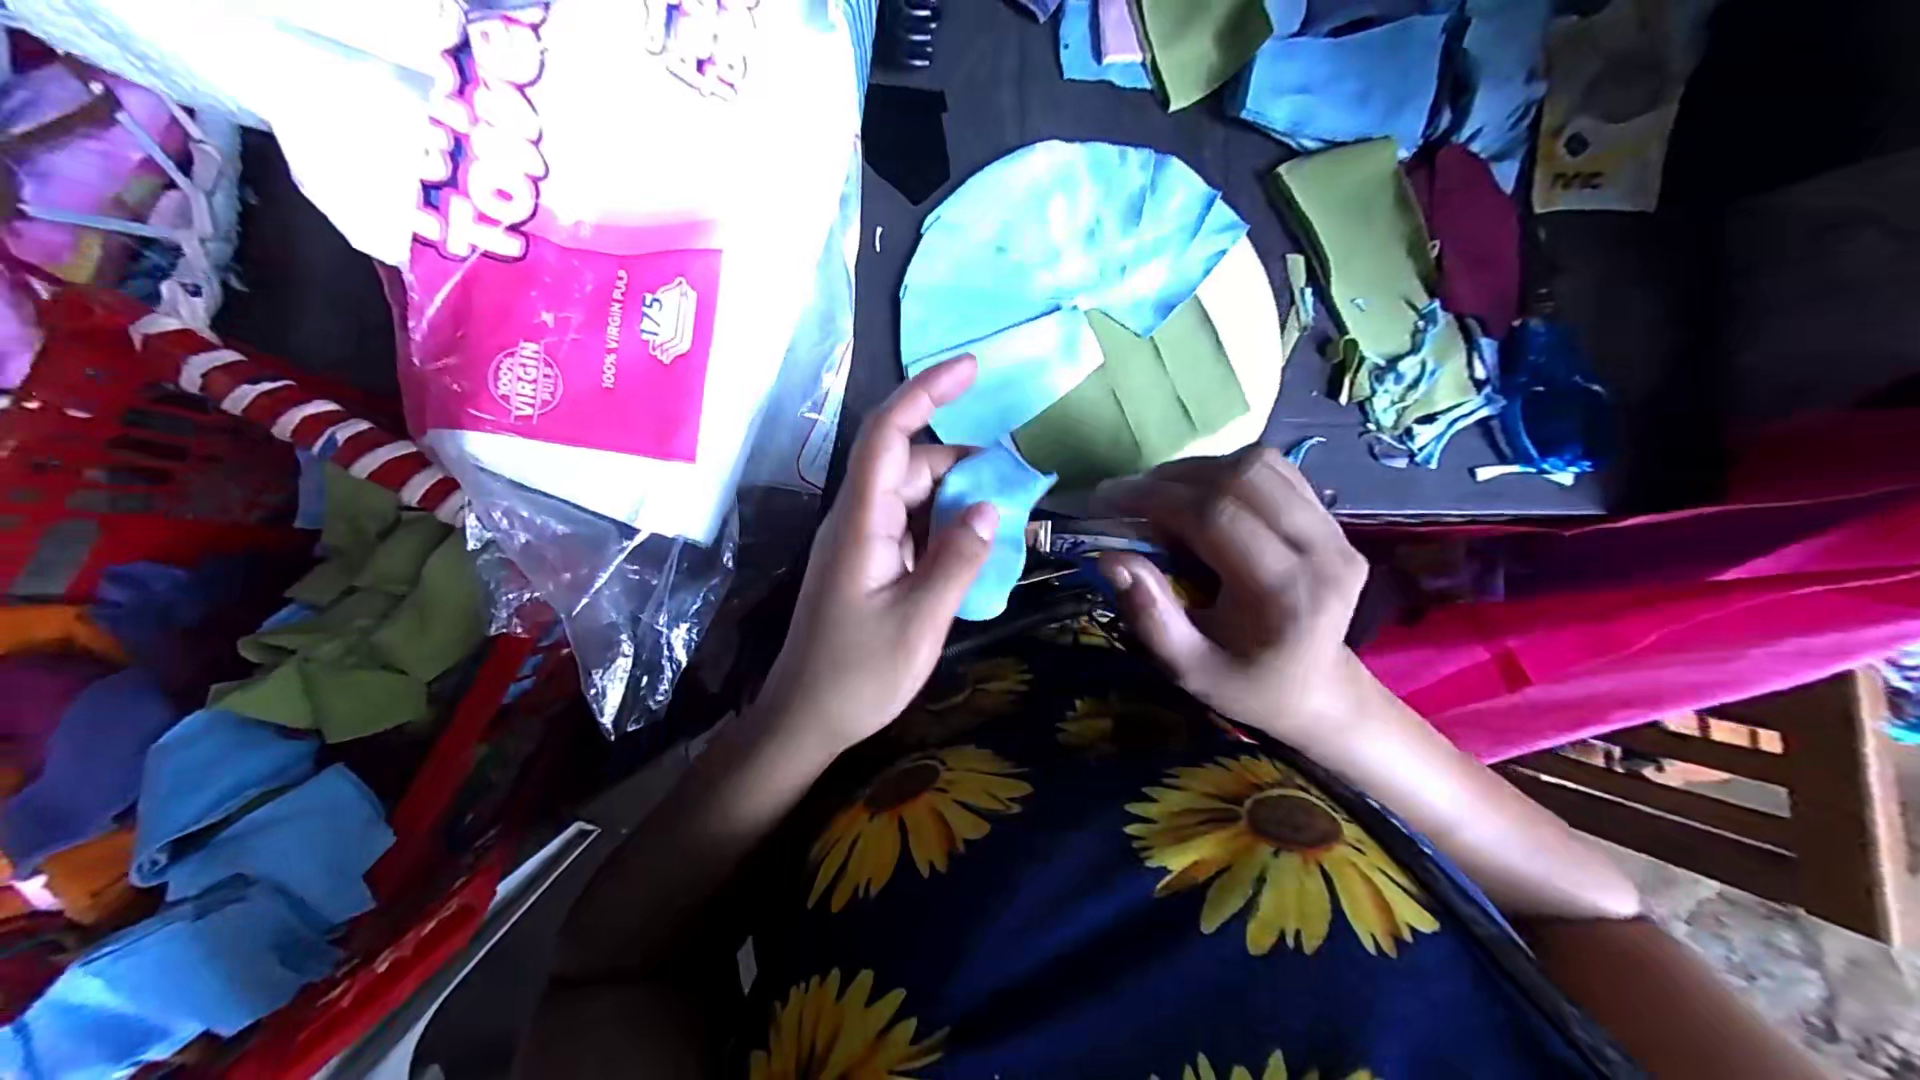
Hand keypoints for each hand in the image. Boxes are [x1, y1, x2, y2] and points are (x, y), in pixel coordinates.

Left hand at [759, 356, 998, 751]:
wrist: (805, 720)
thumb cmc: (857, 676)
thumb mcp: (920, 621)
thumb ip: (958, 560)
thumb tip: (992, 507)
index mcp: (862, 521)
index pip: (889, 435)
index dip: (926, 392)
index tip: (972, 368)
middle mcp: (859, 519)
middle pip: (911, 464)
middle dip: (965, 463)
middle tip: (1018, 485)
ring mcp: (864, 542)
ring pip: (916, 496)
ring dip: (960, 500)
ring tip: (1008, 521)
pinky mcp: (872, 563)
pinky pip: (914, 527)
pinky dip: (948, 529)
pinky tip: (979, 550)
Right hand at [1094, 447, 1369, 747]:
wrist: (1316, 690)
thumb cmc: (1246, 685)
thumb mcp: (1188, 668)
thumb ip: (1150, 616)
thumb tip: (1110, 557)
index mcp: (1286, 593)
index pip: (1216, 516)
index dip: (1155, 498)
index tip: (1106, 502)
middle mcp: (1321, 551)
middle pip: (1239, 477)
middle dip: (1170, 479)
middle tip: (1125, 498)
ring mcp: (1335, 530)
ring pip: (1258, 464)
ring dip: (1197, 471)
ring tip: (1159, 497)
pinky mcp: (1332, 519)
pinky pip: (1274, 470)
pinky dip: (1226, 472)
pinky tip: (1199, 497)